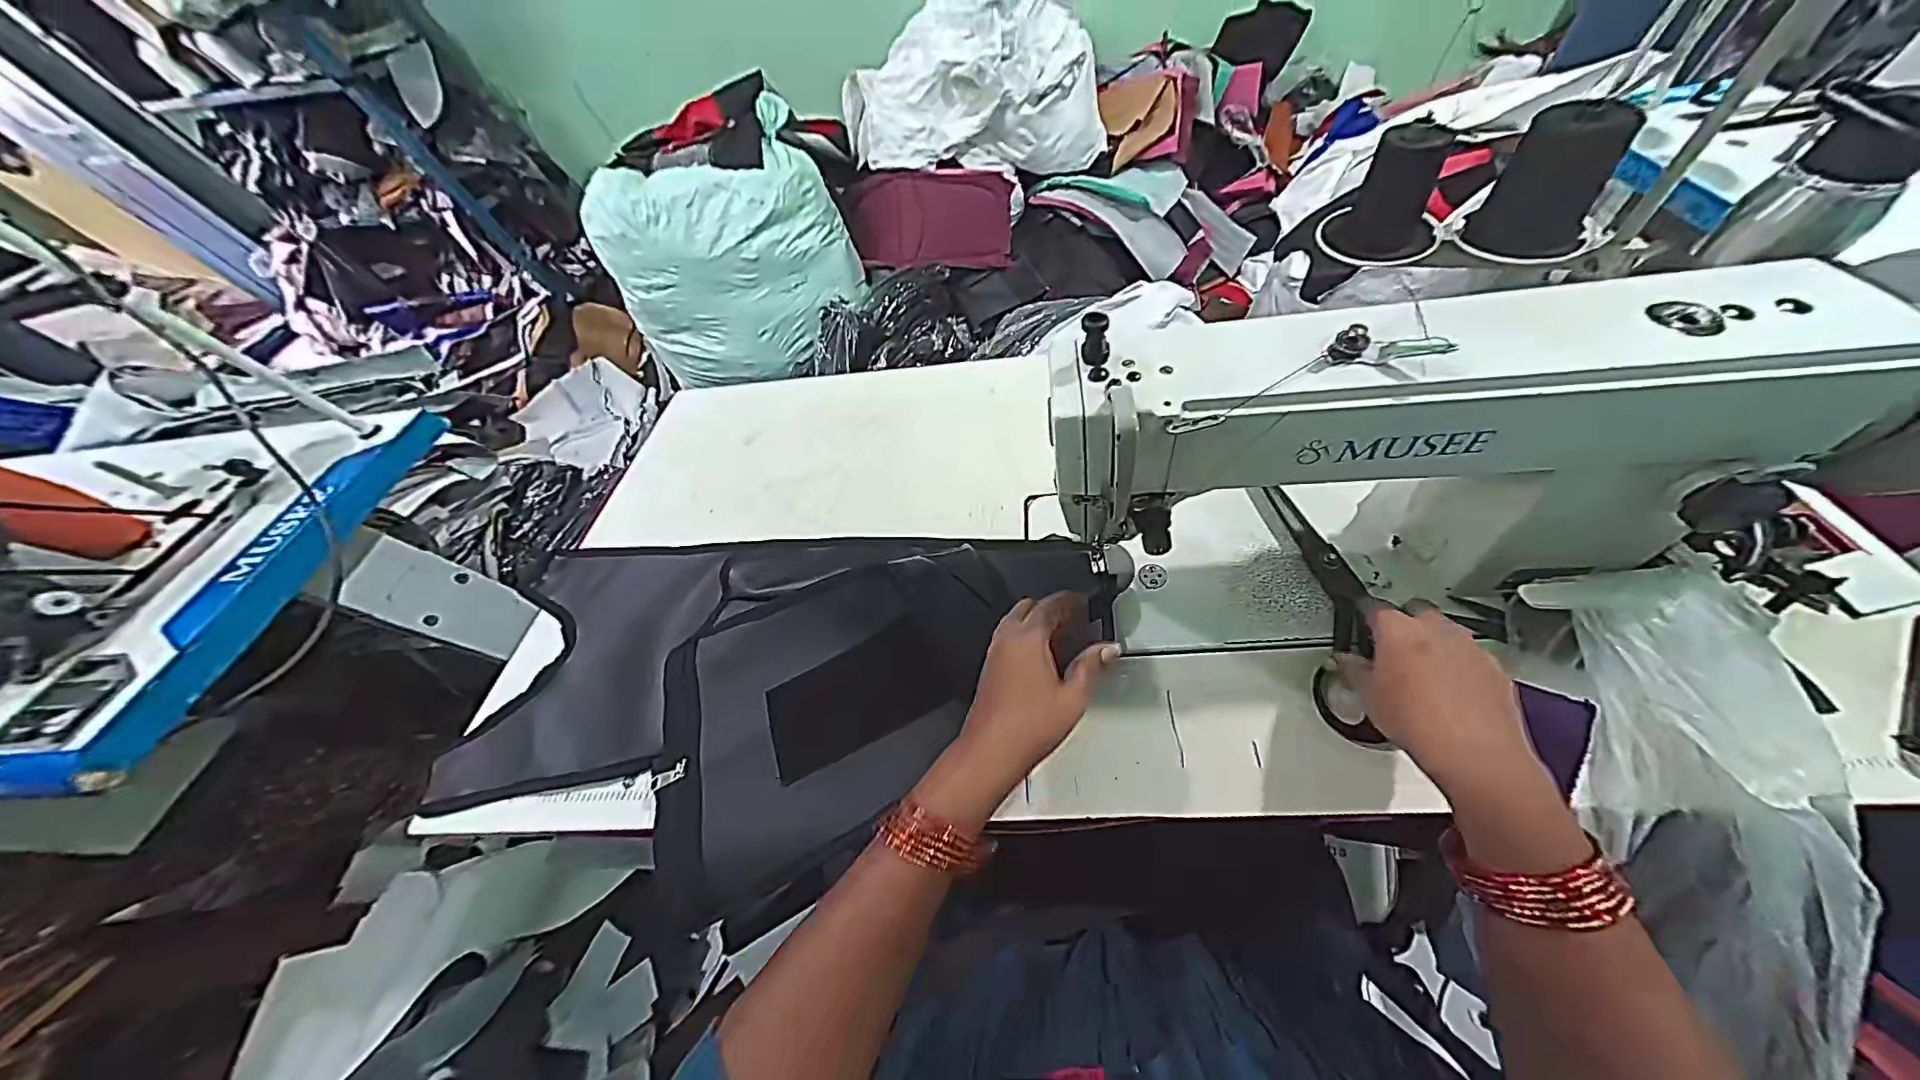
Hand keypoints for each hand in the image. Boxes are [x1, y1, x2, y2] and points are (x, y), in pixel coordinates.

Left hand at [911, 592, 1119, 828]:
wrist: (990, 752)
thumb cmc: (1024, 728)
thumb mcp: (1073, 697)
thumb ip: (1092, 666)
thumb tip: (1105, 650)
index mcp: (1027, 638)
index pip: (1051, 603)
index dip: (1072, 600)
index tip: (1086, 603)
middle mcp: (1006, 640)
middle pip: (1030, 607)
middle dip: (1054, 608)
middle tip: (1078, 620)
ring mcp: (995, 653)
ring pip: (1017, 622)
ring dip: (1039, 623)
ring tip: (1065, 639)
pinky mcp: (990, 668)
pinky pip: (1009, 640)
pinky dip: (1027, 639)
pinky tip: (1045, 660)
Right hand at [1333, 601, 1542, 803]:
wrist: (1474, 753)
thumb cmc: (1422, 723)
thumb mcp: (1367, 696)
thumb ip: (1354, 670)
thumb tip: (1349, 663)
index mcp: (1399, 630)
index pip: (1375, 609)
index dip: (1365, 619)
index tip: (1363, 630)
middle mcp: (1437, 631)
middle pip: (1415, 613)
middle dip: (1404, 627)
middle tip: (1392, 653)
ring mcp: (1470, 647)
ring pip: (1446, 634)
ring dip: (1433, 646)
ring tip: (1421, 677)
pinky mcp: (1495, 668)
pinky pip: (1472, 657)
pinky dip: (1460, 667)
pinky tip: (1449, 693)